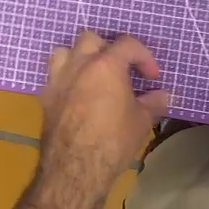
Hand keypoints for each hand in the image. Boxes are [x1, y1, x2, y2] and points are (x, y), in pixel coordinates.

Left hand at [39, 30, 170, 186]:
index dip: (144, 57)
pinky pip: (53, 76)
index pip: (128, 44)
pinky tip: (75, 94)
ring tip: (92, 74)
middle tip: (119, 70)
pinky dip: (65, 78)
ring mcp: (58, 80)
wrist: (75, 169)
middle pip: (91, 39)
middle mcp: (79, 65)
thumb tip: (163, 95)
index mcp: (106, 65)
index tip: (152, 77)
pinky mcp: (45, 97)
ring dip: (79, 57)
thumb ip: (154, 102)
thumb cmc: (113, 140)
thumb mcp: (142, 120)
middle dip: (108, 49)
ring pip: (64, 51)